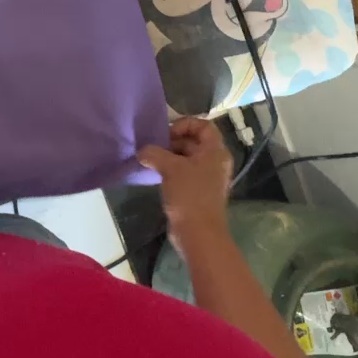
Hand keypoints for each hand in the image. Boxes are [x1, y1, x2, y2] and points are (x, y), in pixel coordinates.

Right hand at [137, 117, 233, 244]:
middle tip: (153, 148)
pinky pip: (185, 173)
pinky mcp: (199, 191)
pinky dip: (171, 170)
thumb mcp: (170, 168)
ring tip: (151, 161)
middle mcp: (215, 161)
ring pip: (188, 158)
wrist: (198, 232)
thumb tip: (142, 152)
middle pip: (194, 141)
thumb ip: (154, 154)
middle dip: (173, 141)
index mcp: (215, 151)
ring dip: (169, 157)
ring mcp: (208, 177)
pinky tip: (156, 175)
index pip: (203, 125)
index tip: (166, 134)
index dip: (184, 124)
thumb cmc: (189, 195)